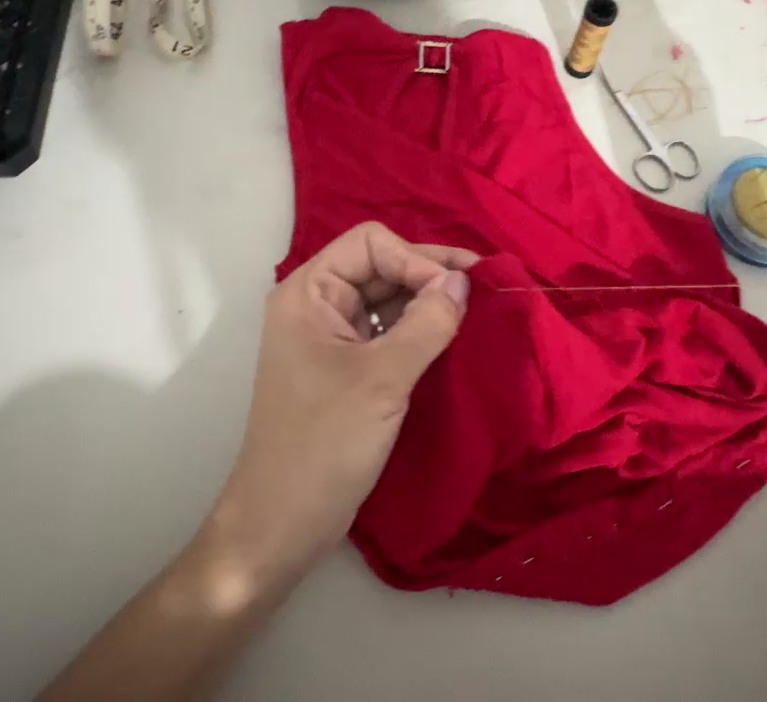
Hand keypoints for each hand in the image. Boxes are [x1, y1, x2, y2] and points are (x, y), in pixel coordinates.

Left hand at [210, 222, 475, 577]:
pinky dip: (419, 329)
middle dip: (428, 273)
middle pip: (380, 266)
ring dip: (427, 301)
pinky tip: (450, 338)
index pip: (371, 244)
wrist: (283, 522)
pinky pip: (388, 331)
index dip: (416, 258)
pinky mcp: (346, 368)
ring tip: (473, 311)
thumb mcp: (382, 379)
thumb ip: (427, 323)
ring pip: (387, 299)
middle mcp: (316, 306)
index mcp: (308, 293)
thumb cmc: (324, 443)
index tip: (454, 293)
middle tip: (483, 286)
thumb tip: (462, 280)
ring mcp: (330, 338)